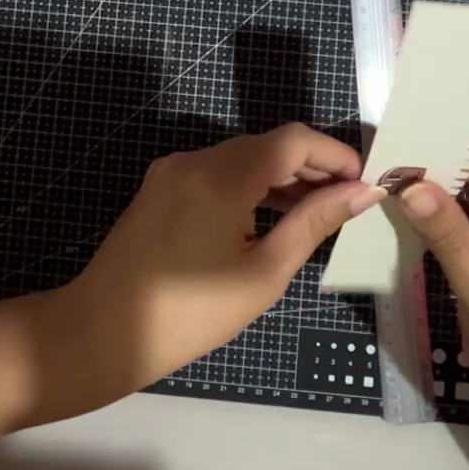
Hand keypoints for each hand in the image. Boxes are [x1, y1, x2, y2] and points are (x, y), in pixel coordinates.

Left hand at [63, 124, 382, 391]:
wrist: (104, 329)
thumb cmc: (191, 313)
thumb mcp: (263, 273)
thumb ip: (312, 224)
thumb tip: (360, 192)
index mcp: (221, 176)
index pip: (291, 140)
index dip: (332, 154)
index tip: (364, 182)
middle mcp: (194, 160)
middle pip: (265, 144)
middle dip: (309, 165)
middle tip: (348, 199)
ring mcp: (171, 171)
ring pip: (239, 157)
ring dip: (279, 176)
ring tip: (317, 210)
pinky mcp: (159, 187)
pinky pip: (215, 172)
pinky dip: (248, 185)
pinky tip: (271, 214)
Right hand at [391, 142, 468, 426]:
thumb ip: (449, 234)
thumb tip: (408, 184)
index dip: (453, 155)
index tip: (403, 152)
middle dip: (442, 164)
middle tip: (391, 157)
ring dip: (436, 188)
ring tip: (391, 176)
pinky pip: (464, 220)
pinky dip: (437, 213)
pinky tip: (404, 207)